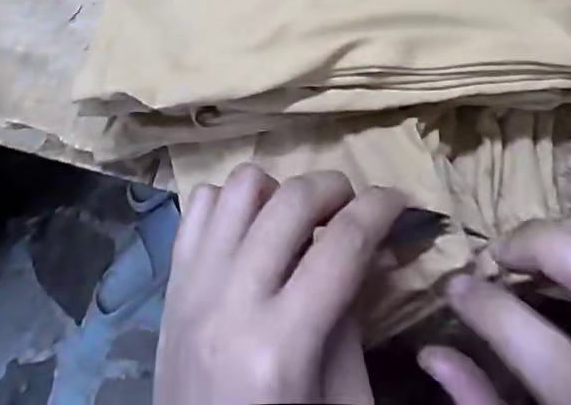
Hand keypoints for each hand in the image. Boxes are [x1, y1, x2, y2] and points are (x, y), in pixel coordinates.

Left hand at [156, 166, 405, 404]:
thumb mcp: (340, 404)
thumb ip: (352, 321)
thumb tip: (373, 248)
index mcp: (280, 347)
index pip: (341, 246)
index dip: (378, 211)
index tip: (399, 198)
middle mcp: (231, 300)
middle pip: (290, 201)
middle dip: (333, 188)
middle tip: (353, 207)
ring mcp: (193, 283)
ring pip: (240, 187)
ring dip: (279, 191)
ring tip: (298, 222)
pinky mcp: (171, 278)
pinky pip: (200, 203)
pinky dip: (232, 203)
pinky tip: (253, 232)